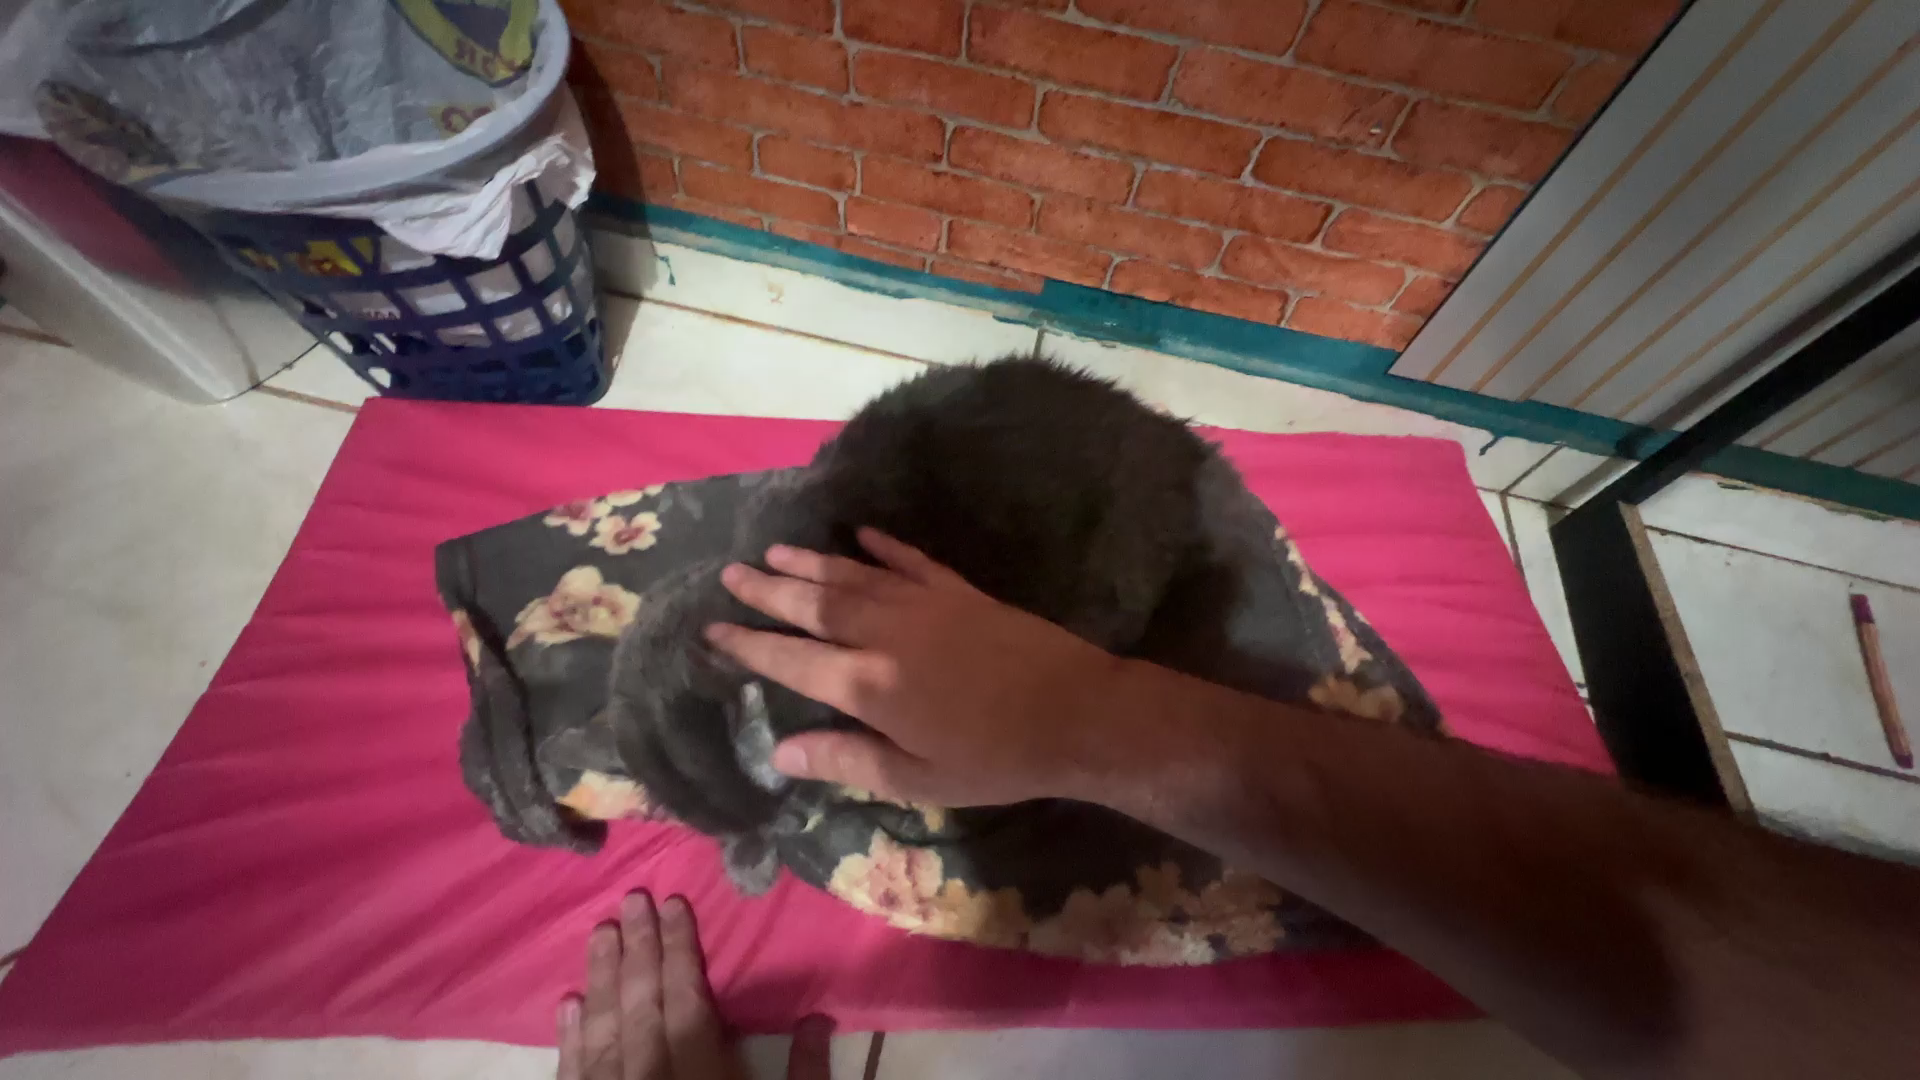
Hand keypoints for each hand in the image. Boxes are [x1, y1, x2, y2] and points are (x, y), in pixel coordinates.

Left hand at [557, 891, 830, 1079]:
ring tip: (600, 932)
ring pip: (601, 1035)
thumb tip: (819, 1015)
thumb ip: (805, 1078)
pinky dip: (569, 1042)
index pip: (686, 1001)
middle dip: (637, 950)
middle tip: (629, 898)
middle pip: (640, 1008)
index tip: (672, 902)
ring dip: (600, 980)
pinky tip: (569, 1005)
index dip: (679, 949)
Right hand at [703, 528, 1140, 807]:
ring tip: (775, 549)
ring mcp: (925, 604)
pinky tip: (862, 533)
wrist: (1075, 713)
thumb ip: (846, 761)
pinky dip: (884, 546)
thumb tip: (779, 752)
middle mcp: (887, 633)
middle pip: (815, 604)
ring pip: (854, 575)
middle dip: (769, 590)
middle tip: (731, 572)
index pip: (793, 660)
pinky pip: (911, 560)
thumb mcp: (917, 780)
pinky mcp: (959, 591)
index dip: (750, 645)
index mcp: (870, 684)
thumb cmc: (994, 758)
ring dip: (812, 562)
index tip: (713, 629)